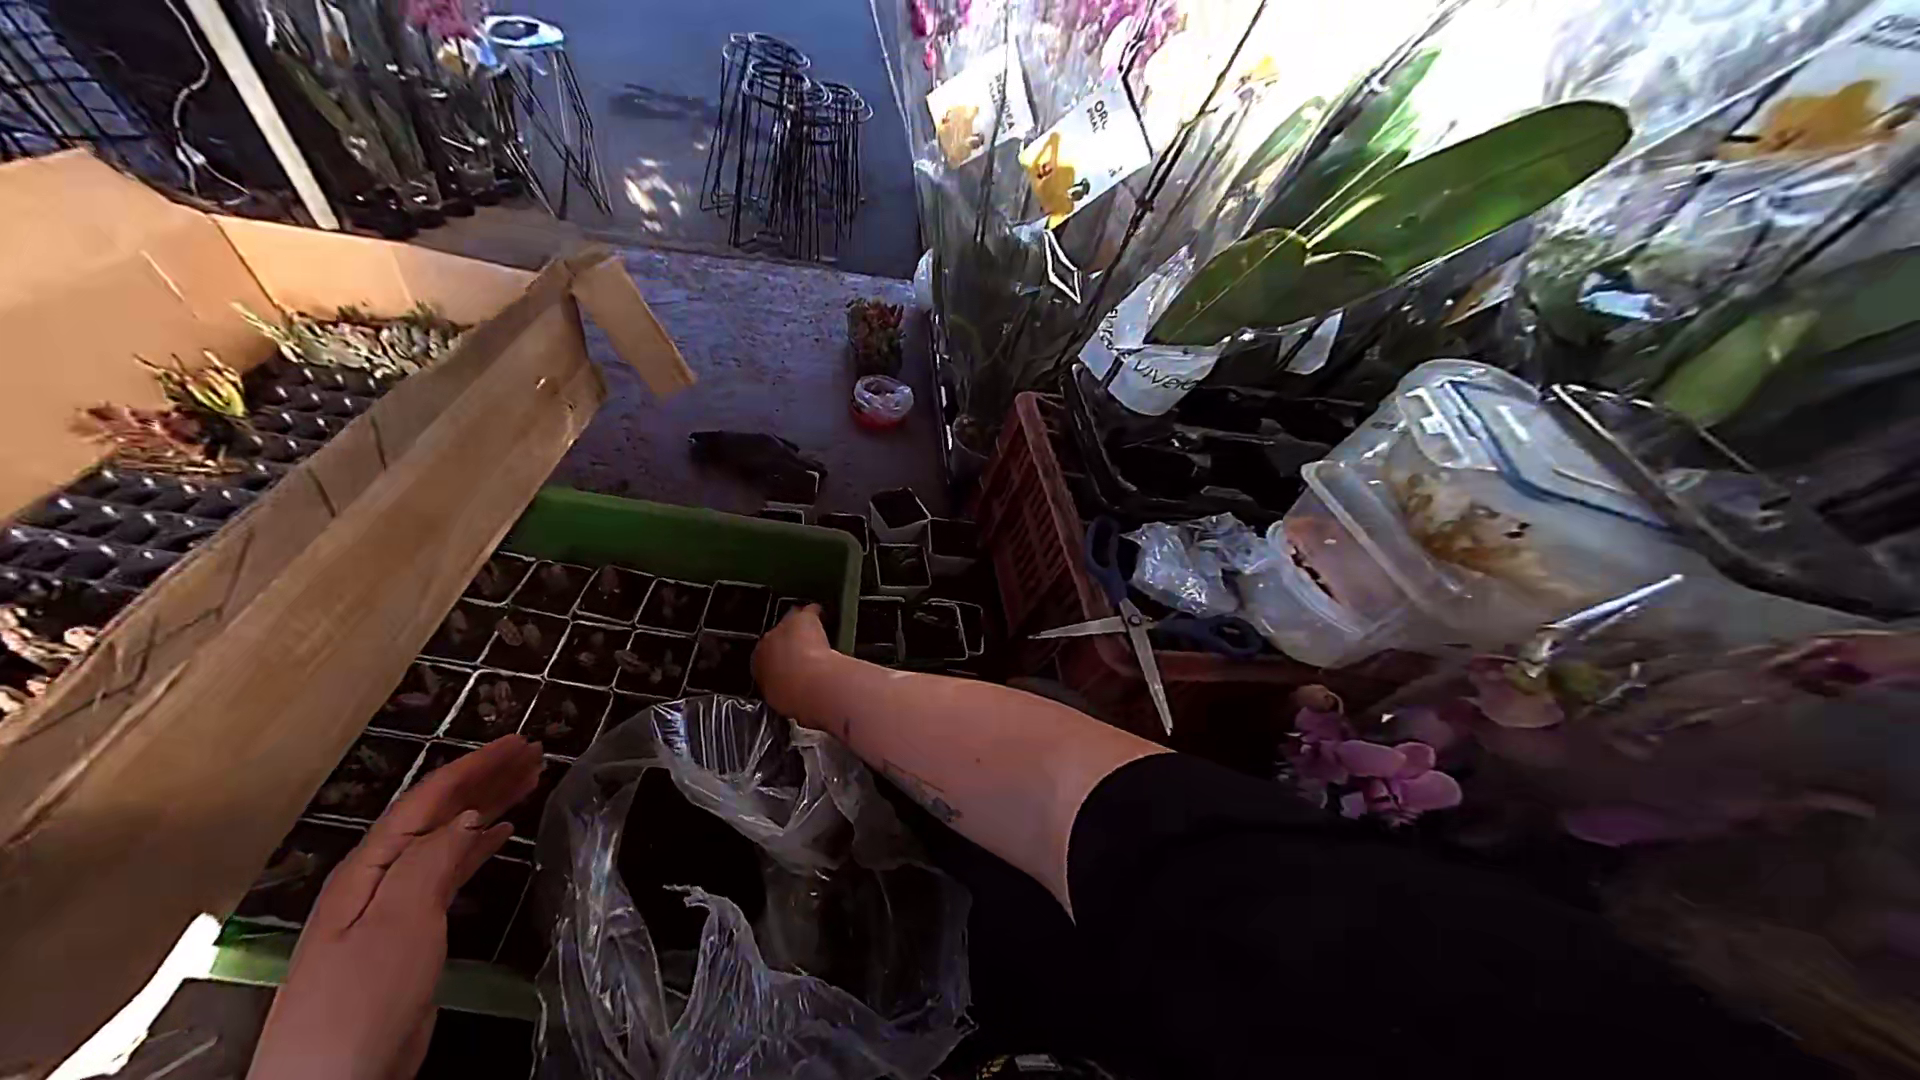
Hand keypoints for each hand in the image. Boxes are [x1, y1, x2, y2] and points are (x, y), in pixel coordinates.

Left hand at [246, 734, 542, 1079]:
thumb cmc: (361, 1001)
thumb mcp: (397, 923)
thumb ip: (429, 861)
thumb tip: (465, 814)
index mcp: (370, 869)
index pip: (427, 801)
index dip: (473, 766)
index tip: (517, 741)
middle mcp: (381, 878)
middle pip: (438, 812)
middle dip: (485, 778)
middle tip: (533, 752)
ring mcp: (394, 905)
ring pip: (449, 836)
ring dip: (488, 804)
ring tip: (530, 780)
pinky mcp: (412, 929)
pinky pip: (452, 866)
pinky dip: (480, 843)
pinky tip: (502, 832)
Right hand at [753, 603, 840, 722]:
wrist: (810, 684)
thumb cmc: (794, 698)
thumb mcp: (781, 700)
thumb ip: (782, 691)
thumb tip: (791, 696)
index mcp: (757, 665)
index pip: (763, 657)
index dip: (777, 659)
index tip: (788, 664)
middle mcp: (766, 643)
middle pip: (775, 637)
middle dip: (786, 642)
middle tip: (801, 650)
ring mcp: (783, 628)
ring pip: (790, 621)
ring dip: (800, 628)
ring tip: (812, 633)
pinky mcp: (802, 618)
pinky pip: (808, 611)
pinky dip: (816, 613)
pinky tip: (823, 615)